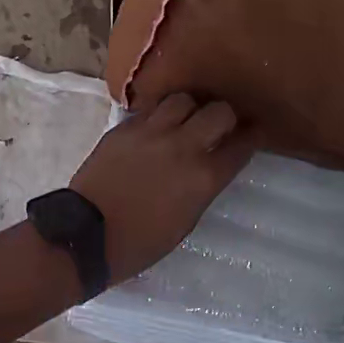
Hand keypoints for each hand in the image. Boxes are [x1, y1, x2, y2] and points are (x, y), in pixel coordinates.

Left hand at [69, 93, 256, 282]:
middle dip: (225, 117)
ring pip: (184, 100)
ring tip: (186, 121)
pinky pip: (151, 109)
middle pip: (219, 111)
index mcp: (204, 178)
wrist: (89, 234)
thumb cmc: (142, 242)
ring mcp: (152, 133)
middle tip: (220, 127)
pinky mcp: (125, 128)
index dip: (253, 136)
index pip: (241, 146)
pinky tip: (158, 127)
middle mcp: (183, 147)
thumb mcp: (186, 221)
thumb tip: (209, 167)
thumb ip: (203, 187)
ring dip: (191, 109)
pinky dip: (161, 115)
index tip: (255, 133)